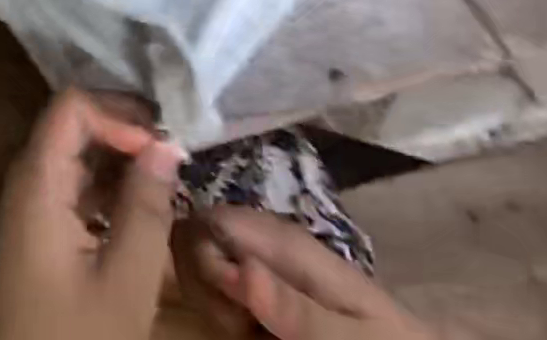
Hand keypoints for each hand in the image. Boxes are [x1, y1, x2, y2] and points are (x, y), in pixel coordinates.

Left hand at [0, 89, 187, 339]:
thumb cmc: (76, 338)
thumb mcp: (124, 281)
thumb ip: (147, 207)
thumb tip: (168, 143)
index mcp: (38, 179)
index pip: (72, 106)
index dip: (116, 114)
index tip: (157, 146)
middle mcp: (30, 177)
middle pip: (74, 122)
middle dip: (125, 128)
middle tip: (171, 154)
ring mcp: (34, 199)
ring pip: (78, 150)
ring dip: (122, 156)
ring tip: (165, 177)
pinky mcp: (43, 223)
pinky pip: (77, 180)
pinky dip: (111, 182)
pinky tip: (143, 204)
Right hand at [177, 207, 435, 339]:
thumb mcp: (351, 339)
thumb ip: (295, 309)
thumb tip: (240, 269)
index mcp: (283, 242)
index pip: (208, 219)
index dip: (199, 257)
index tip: (225, 304)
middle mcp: (263, 241)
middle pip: (194, 236)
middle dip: (199, 280)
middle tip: (235, 324)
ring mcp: (259, 262)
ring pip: (198, 260)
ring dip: (207, 298)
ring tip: (241, 331)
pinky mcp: (259, 285)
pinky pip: (216, 285)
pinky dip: (218, 308)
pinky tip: (243, 332)